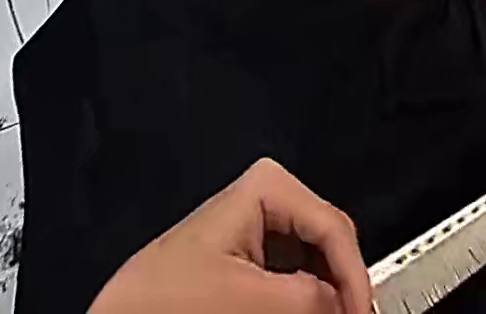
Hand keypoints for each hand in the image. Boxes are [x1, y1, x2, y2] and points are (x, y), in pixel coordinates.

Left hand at [89, 158, 371, 313]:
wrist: (130, 309)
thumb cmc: (172, 294)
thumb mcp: (249, 299)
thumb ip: (307, 300)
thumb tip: (349, 306)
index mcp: (267, 185)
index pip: (334, 226)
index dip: (355, 278)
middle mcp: (267, 194)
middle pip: (331, 238)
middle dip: (344, 284)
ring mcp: (261, 222)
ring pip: (319, 258)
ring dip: (329, 292)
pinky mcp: (255, 252)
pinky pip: (299, 269)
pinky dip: (309, 295)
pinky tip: (309, 310)